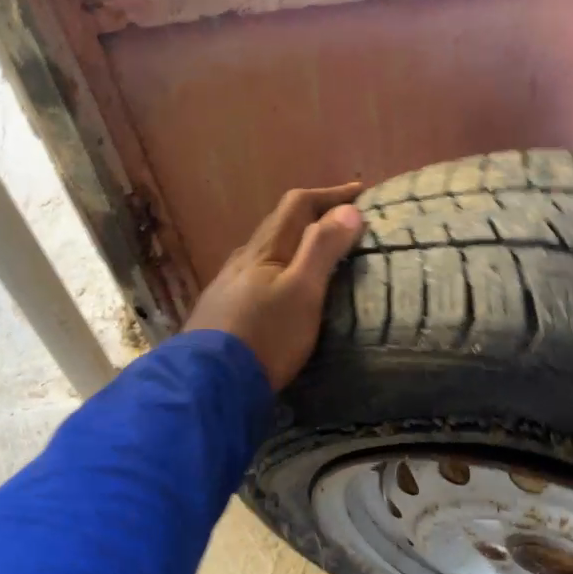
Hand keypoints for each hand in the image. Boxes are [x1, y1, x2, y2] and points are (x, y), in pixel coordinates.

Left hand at [185, 183, 366, 389]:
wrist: (212, 381)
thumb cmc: (266, 335)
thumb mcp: (303, 292)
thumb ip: (323, 250)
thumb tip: (350, 210)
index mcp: (265, 249)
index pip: (298, 205)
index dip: (330, 195)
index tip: (360, 192)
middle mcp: (243, 259)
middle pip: (279, 226)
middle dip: (313, 216)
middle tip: (344, 222)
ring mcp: (230, 285)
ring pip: (267, 252)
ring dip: (295, 245)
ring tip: (320, 256)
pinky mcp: (224, 312)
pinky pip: (258, 277)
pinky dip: (281, 271)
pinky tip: (284, 290)